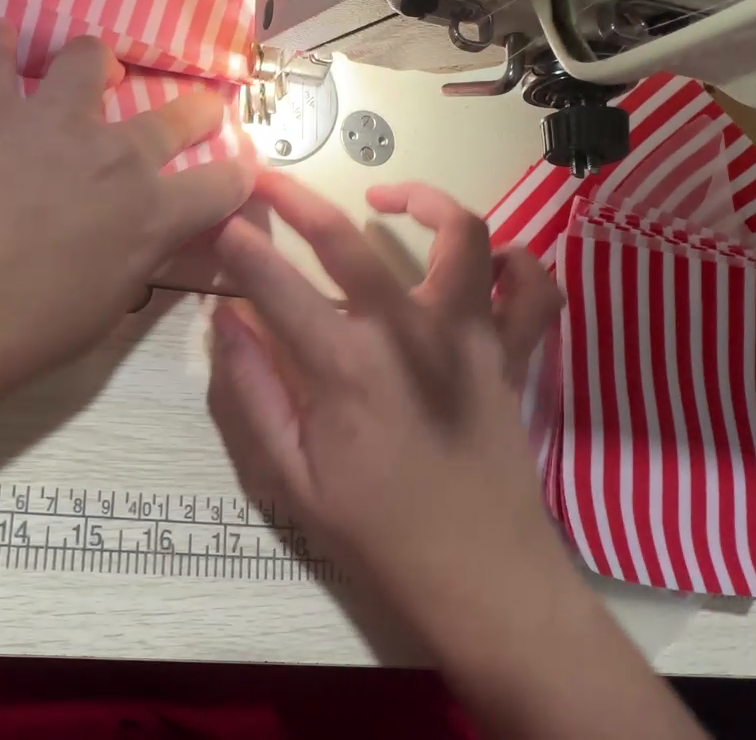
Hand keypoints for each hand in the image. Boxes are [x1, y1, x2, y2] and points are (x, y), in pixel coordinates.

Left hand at [0, 24, 255, 395]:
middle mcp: (115, 156)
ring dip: (100, 63)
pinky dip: (3, 48)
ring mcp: (54, 123)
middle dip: (198, 111)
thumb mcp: (101, 313)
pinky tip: (4, 39)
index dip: (239, 176)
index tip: (241, 169)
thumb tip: (142, 241)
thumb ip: (133, 262)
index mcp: (151, 215)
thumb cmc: (20, 333)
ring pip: (92, 59)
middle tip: (198, 111)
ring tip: (94, 71)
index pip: (223, 185)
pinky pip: (0, 60)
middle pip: (177, 116)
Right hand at [207, 172, 564, 629]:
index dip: (239, 246)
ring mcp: (470, 339)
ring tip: (386, 199)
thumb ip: (251, 389)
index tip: (219, 221)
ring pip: (464, 236)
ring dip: (425, 201)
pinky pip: (536, 289)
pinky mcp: (512, 354)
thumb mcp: (290, 473)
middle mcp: (408, 335)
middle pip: (349, 242)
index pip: (274, 285)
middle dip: (298, 199)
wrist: (480, 576)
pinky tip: (486, 262)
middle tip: (270, 180)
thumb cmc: (374, 528)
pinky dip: (518, 263)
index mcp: (344, 368)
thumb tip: (226, 319)